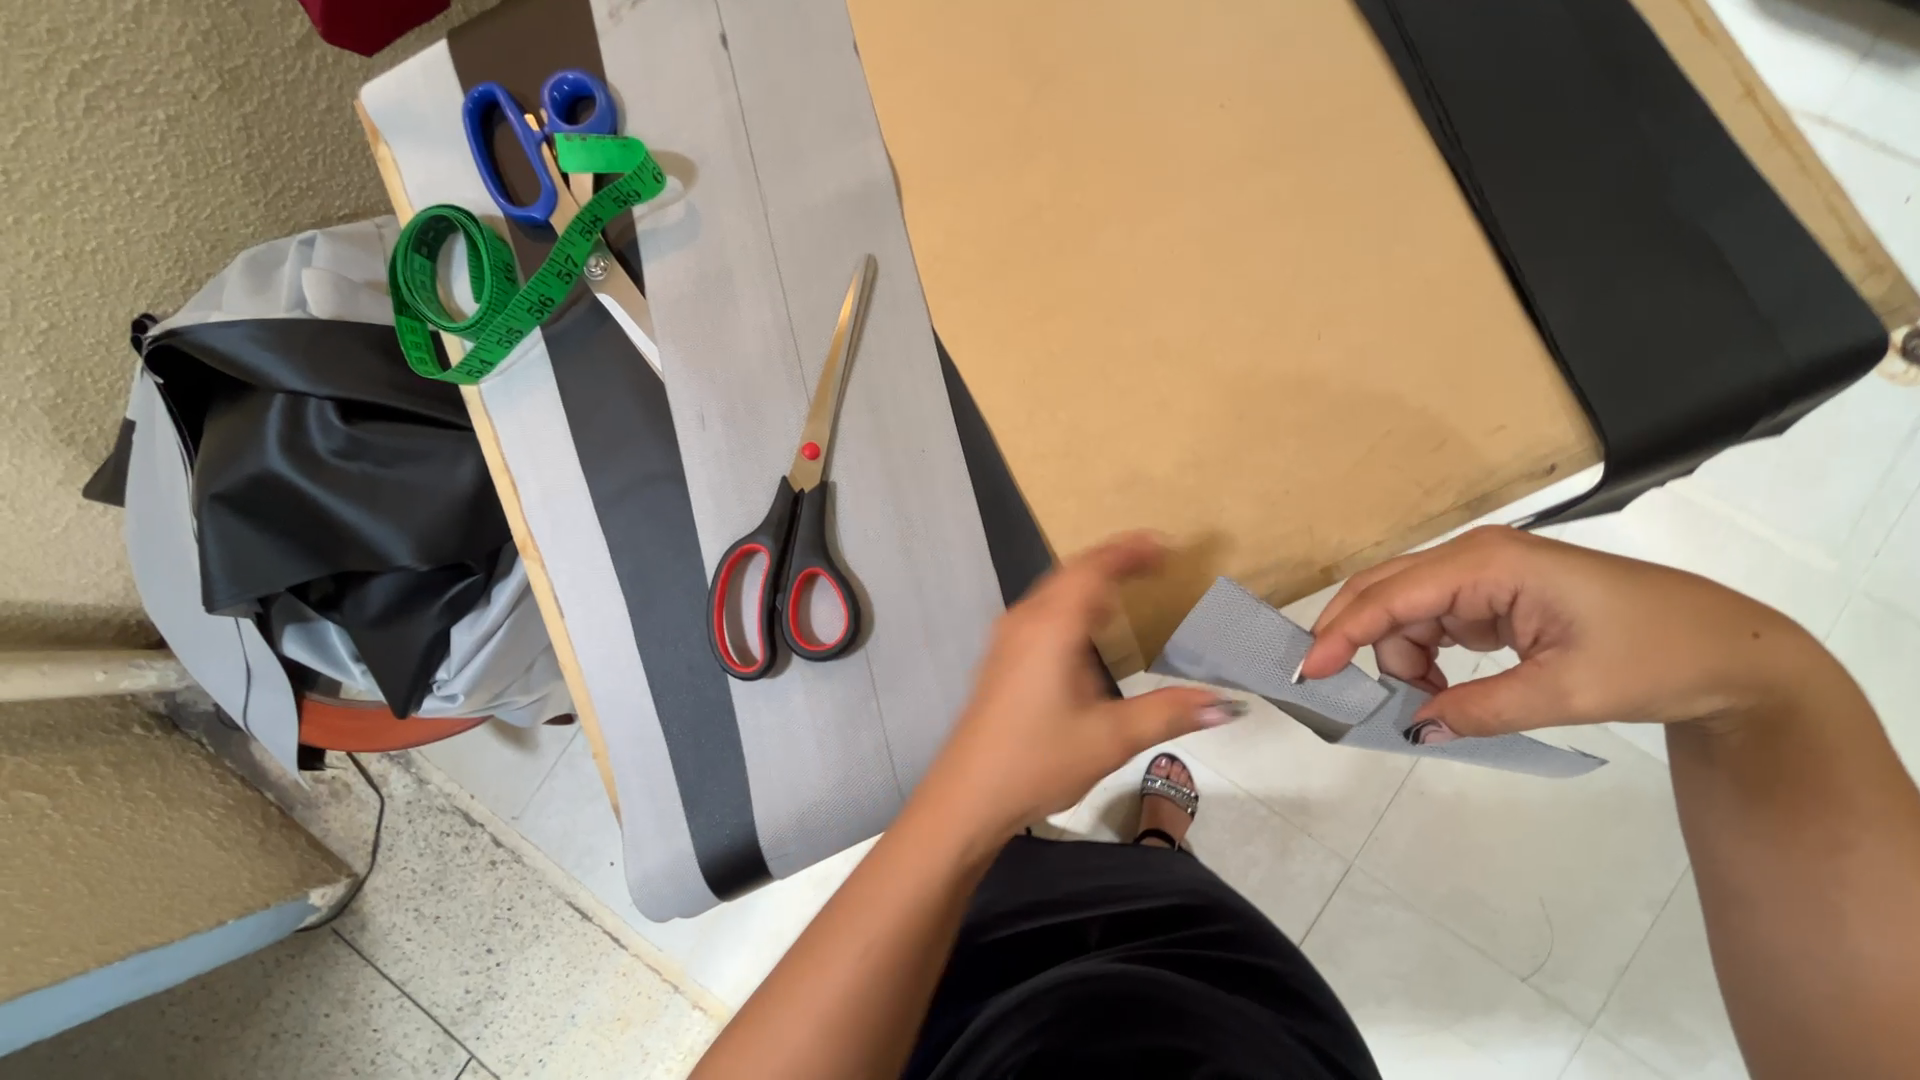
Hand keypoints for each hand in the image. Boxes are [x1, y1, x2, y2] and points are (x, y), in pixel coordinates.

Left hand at [920, 532, 1242, 840]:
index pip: (1093, 570)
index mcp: (1051, 629)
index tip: (1166, 544)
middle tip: (1157, 560)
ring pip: (1053, 593)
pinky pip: (1041, 613)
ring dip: (1091, 583)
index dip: (1130, 551)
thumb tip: (1225, 704)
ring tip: (1129, 586)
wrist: (968, 795)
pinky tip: (1088, 630)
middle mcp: (1024, 622)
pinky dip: (1072, 605)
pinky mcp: (1001, 660)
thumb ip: (1168, 714)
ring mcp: (1006, 640)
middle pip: (1071, 574)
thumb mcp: (1110, 739)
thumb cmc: (1037, 761)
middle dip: (1114, 562)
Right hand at [1299, 525, 1836, 737]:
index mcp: (1488, 564)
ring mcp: (1483, 574)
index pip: (1392, 595)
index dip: (1344, 633)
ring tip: (1429, 702)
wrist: (1735, 652)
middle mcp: (1474, 558)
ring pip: (1404, 610)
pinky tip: (1444, 687)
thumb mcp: (1566, 693)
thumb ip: (1480, 709)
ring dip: (1398, 655)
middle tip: (1337, 688)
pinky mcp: (1492, 594)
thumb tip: (1414, 731)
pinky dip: (1422, 655)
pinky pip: (1431, 620)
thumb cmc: (1657, 658)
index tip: (1310, 672)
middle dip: (1356, 638)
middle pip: (1384, 590)